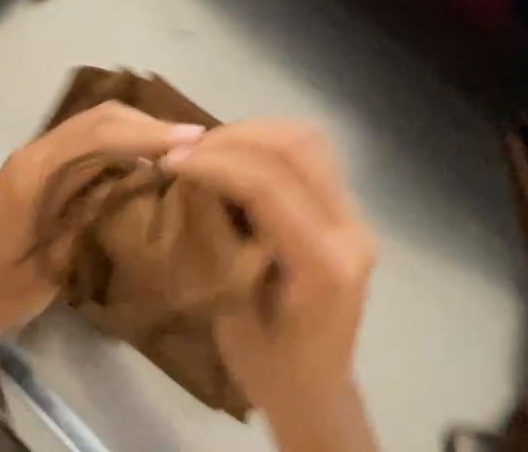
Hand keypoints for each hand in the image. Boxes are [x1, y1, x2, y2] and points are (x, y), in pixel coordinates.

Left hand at [0, 103, 205, 348]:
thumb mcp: (45, 270)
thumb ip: (87, 226)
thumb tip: (139, 196)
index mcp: (34, 170)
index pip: (99, 133)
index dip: (147, 133)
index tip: (195, 141)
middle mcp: (38, 155)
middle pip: (100, 120)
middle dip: (150, 126)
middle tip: (201, 146)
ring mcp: (40, 164)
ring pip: (96, 132)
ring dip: (139, 136)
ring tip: (187, 155)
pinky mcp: (44, 179)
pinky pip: (89, 154)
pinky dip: (123, 154)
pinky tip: (151, 173)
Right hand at [165, 120, 377, 446]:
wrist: (317, 394)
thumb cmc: (268, 367)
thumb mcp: (229, 309)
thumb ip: (217, 238)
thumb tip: (189, 177)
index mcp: (324, 266)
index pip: (269, 185)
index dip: (215, 162)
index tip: (171, 160)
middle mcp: (351, 232)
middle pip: (295, 147)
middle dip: (234, 137)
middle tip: (187, 150)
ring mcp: (355, 217)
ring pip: (306, 140)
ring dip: (252, 133)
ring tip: (209, 150)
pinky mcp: (346, 211)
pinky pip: (310, 154)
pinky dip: (267, 143)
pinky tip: (234, 158)